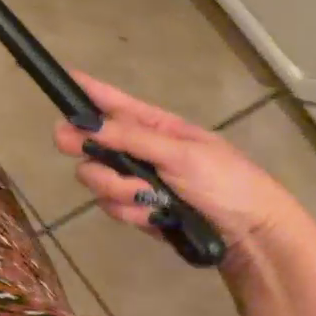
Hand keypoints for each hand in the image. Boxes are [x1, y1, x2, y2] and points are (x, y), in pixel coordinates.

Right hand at [54, 72, 305, 253]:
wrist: (254, 239)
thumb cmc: (229, 184)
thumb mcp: (183, 155)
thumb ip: (131, 138)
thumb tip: (84, 122)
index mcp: (151, 125)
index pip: (109, 100)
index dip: (83, 88)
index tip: (60, 76)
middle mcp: (135, 149)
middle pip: (84, 140)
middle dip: (86, 150)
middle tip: (86, 153)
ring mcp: (133, 179)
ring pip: (93, 176)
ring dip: (117, 189)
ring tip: (149, 199)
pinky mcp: (135, 208)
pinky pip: (109, 205)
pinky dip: (130, 212)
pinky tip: (155, 217)